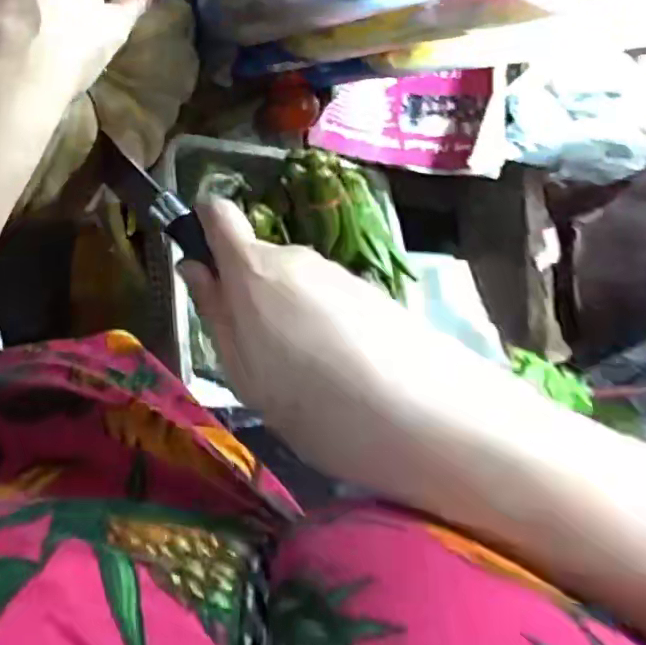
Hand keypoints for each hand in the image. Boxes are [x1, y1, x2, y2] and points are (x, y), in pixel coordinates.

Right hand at [177, 197, 558, 500]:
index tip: (204, 268)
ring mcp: (342, 276)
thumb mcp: (243, 372)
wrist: (452, 432)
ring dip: (290, 315)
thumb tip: (193, 267)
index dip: (203, 228)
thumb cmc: (320, 407)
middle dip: (249, 293)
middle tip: (261, 353)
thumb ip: (214, 313)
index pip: (217, 212)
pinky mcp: (381, 298)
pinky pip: (332, 302)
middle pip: (256, 259)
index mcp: (253, 269)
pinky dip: (327, 328)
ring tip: (311, 377)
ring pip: (295, 284)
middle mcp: (296, 258)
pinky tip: (349, 379)